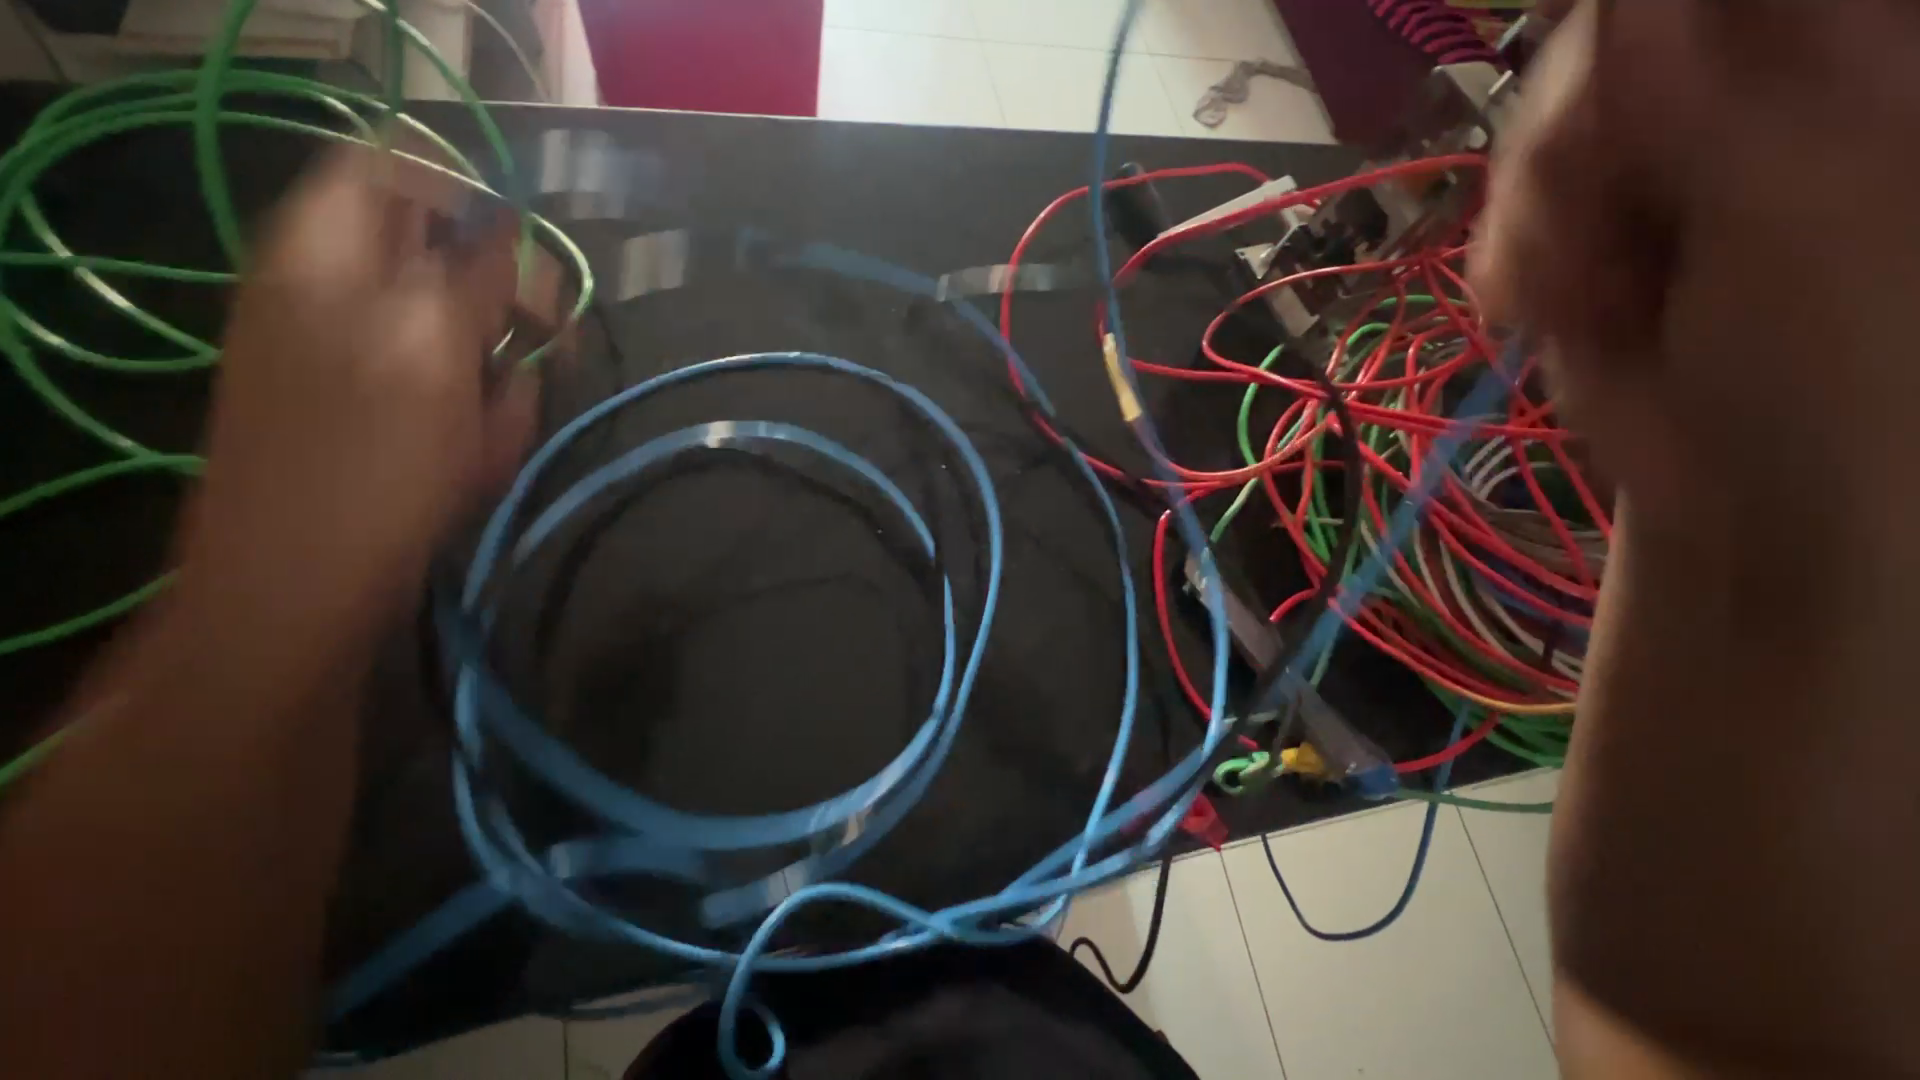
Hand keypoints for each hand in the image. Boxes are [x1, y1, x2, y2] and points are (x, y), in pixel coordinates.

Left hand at [179, 143, 537, 645]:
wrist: (304, 588)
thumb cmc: (369, 464)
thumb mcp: (433, 348)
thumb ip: (475, 272)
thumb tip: (512, 231)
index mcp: (327, 254)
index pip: (399, 167)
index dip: (471, 197)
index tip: (526, 259)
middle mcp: (340, 293)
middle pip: (451, 260)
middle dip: (506, 311)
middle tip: (535, 351)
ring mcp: (361, 356)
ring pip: (469, 335)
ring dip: (501, 382)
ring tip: (489, 435)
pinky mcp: (383, 413)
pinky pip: (458, 392)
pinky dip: (482, 423)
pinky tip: (475, 464)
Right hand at [1473, 0, 1919, 544]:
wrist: (1744, 483)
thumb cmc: (1825, 352)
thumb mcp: (1785, 203)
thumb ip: (1699, 92)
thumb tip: (1616, 10)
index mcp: (1824, 57)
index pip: (1685, 1)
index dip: (1616, 31)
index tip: (1600, 75)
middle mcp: (1719, 98)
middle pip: (1587, 58)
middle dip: (1569, 151)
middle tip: (1602, 226)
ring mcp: (1636, 172)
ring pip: (1529, 145)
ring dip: (1538, 232)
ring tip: (1594, 300)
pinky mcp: (1570, 237)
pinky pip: (1502, 220)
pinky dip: (1511, 271)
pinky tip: (1551, 313)